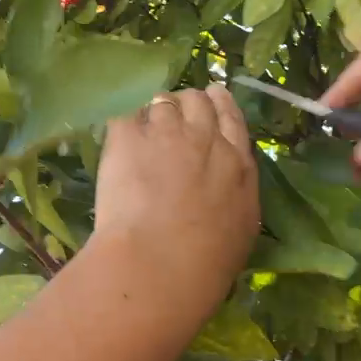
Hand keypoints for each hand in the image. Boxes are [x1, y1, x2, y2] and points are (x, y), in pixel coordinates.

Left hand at [93, 86, 258, 304]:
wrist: (160, 261)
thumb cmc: (206, 262)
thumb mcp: (241, 228)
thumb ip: (234, 194)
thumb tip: (224, 186)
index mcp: (237, 162)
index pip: (231, 117)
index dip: (219, 104)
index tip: (212, 97)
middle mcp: (203, 138)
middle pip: (196, 101)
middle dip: (186, 103)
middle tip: (173, 115)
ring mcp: (164, 132)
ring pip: (161, 102)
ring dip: (154, 112)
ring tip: (143, 129)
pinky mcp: (126, 137)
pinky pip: (126, 116)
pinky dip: (125, 126)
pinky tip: (119, 143)